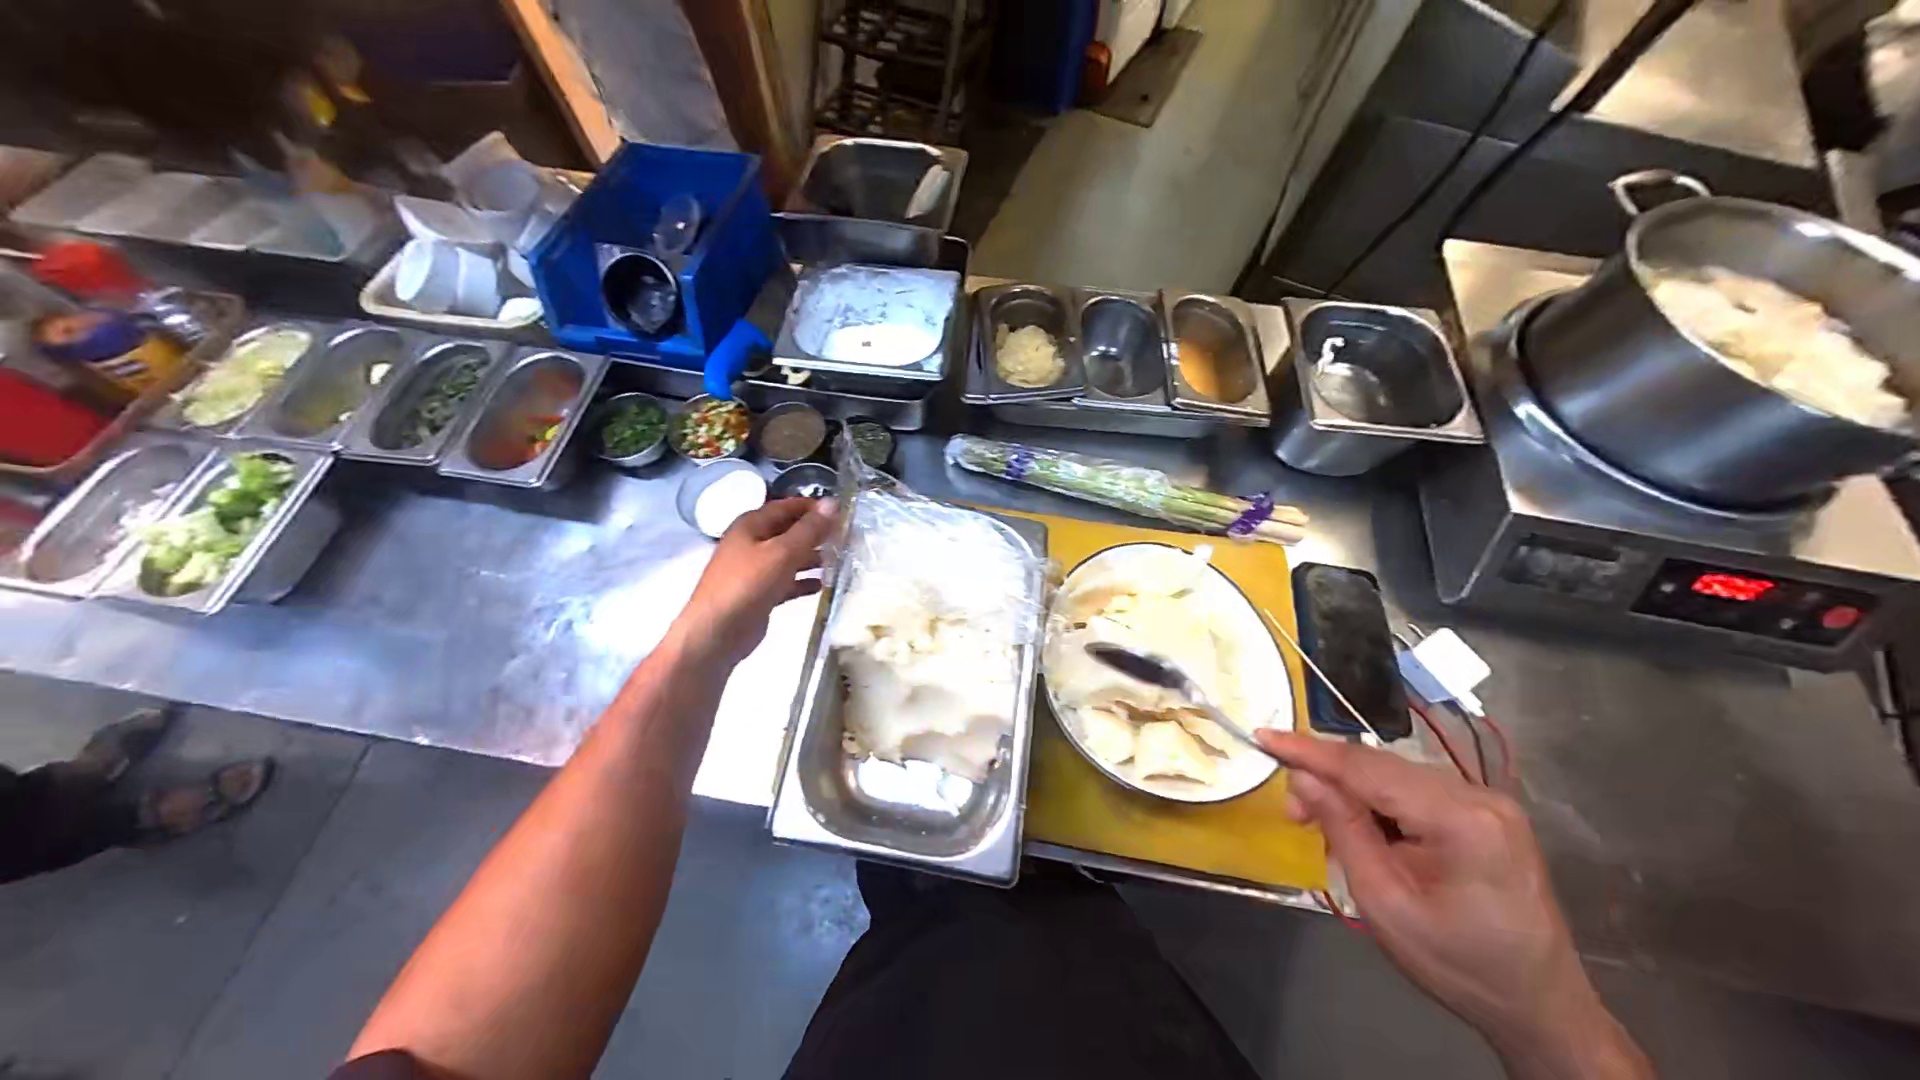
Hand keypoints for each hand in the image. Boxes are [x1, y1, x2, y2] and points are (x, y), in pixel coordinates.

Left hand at [678, 498, 835, 664]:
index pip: (786, 506)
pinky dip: (803, 581)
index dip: (813, 507)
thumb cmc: (748, 584)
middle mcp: (751, 543)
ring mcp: (754, 569)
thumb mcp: (782, 552)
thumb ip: (809, 529)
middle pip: (788, 531)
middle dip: (815, 533)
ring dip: (812, 557)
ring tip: (839, 560)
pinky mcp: (759, 593)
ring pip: (789, 557)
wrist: (716, 632)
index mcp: (752, 525)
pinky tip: (822, 585)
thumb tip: (832, 503)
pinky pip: (786, 581)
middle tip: (845, 536)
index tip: (841, 512)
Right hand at [1256, 731, 1651, 1078]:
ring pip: (1393, 774)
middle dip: (1326, 778)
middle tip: (1291, 811)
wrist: (1539, 1005)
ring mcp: (1487, 801)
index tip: (1264, 737)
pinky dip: (1376, 800)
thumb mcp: (1384, 901)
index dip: (1309, 750)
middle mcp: (1479, 796)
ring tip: (1317, 820)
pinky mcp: (1485, 811)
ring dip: (1349, 790)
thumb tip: (1301, 775)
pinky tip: (1360, 825)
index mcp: (1462, 820)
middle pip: (1380, 767)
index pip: (1367, 768)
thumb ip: (1342, 828)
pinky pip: (1413, 789)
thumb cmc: (1457, 963)